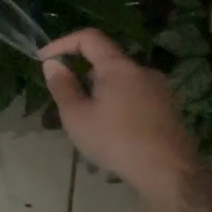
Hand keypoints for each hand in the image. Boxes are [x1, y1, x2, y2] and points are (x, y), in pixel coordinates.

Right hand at [38, 29, 197, 195]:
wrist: (167, 172)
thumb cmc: (115, 139)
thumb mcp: (76, 115)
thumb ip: (62, 86)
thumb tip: (53, 63)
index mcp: (119, 67)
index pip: (89, 38)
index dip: (62, 43)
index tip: (43, 59)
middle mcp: (142, 71)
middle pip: (104, 63)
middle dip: (81, 78)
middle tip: (65, 105)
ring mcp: (159, 90)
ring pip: (119, 84)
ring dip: (98, 97)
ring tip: (87, 127)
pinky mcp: (168, 110)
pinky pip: (133, 99)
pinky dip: (116, 108)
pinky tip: (110, 137)